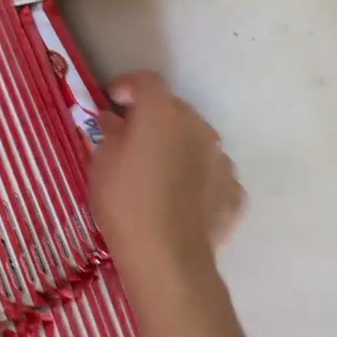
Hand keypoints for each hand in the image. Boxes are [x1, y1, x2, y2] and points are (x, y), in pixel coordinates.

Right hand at [90, 71, 242, 279]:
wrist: (167, 255)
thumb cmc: (123, 199)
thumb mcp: (101, 161)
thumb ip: (110, 133)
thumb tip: (114, 121)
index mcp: (162, 114)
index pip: (147, 81)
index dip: (126, 85)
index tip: (111, 101)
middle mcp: (199, 129)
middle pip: (174, 109)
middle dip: (152, 116)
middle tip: (128, 137)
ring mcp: (223, 161)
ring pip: (196, 140)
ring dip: (175, 144)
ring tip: (155, 170)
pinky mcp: (235, 192)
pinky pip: (211, 172)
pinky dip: (195, 174)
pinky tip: (178, 195)